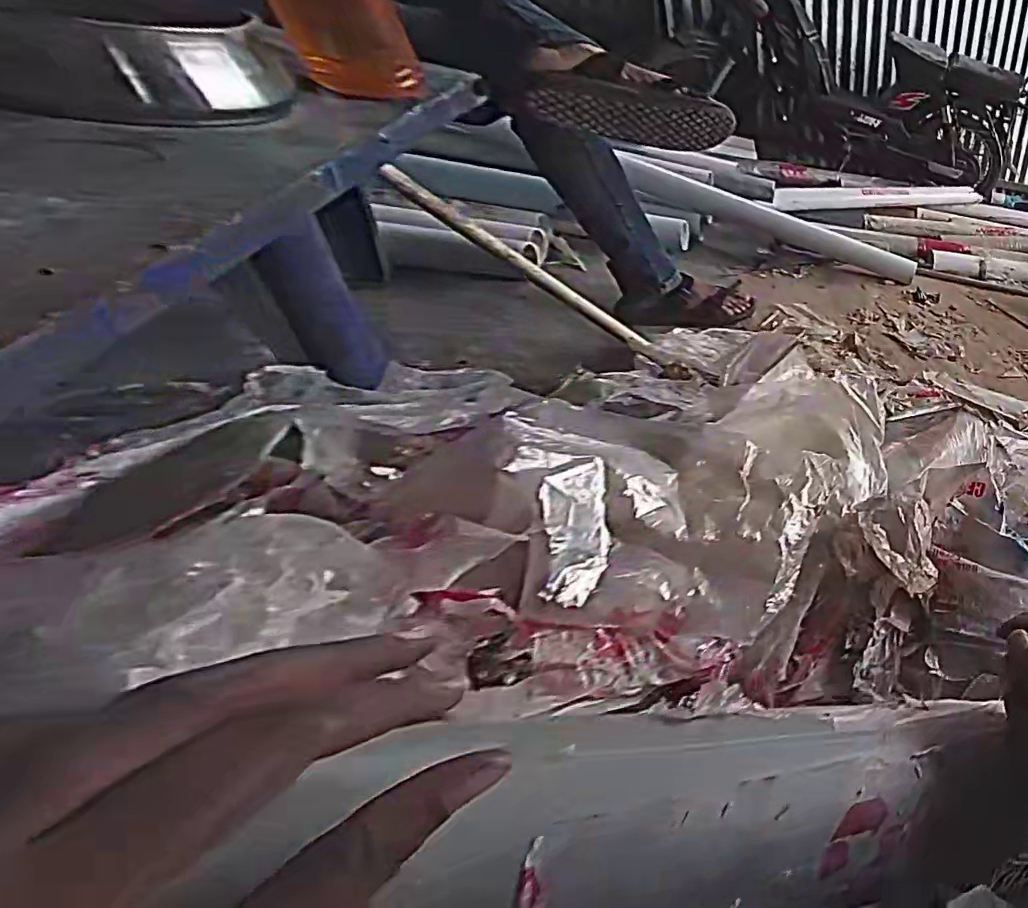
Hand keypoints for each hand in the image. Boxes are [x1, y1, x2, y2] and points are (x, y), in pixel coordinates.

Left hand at [0, 635, 505, 907]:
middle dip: (331, 664)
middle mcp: (9, 832)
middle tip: (418, 647)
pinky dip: (168, 709)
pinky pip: (67, 728)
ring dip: (256, 677)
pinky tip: (220, 708)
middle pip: (206, 701)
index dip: (375, 704)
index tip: (448, 695)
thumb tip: (477, 770)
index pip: (272, 744)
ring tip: (341, 666)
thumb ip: (349, 868)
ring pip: (133, 705)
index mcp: (83, 884)